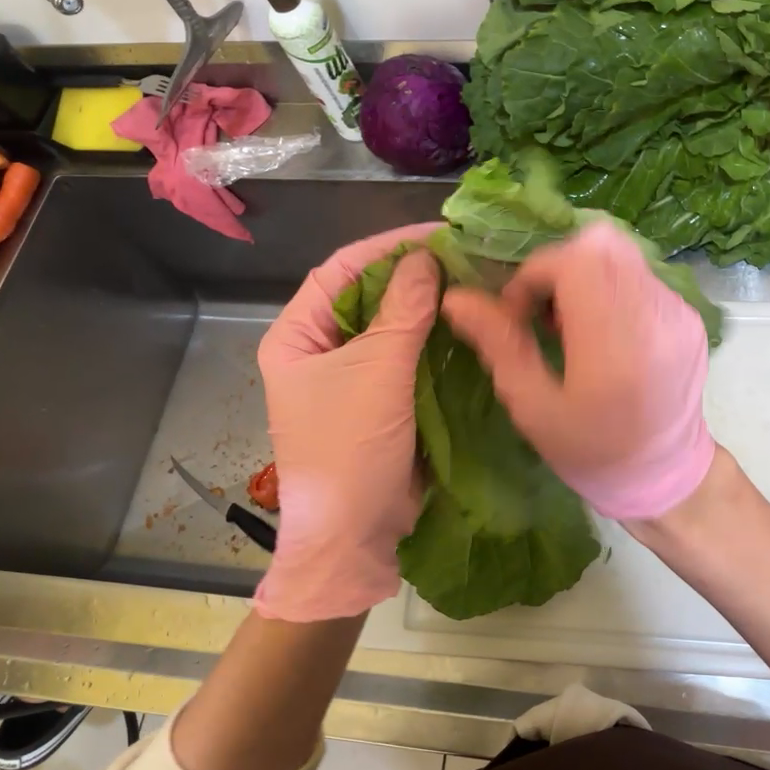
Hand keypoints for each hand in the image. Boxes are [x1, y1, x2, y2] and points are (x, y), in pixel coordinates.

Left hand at [251, 223, 441, 621]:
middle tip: (463, 253)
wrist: (355, 537)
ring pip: (392, 323)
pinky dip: (435, 336)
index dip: (387, 246)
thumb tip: (425, 258)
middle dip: (412, 272)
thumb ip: (403, 311)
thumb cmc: (350, 450)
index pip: (341, 271)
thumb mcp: (377, 373)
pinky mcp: (382, 397)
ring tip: (472, 278)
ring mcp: (352, 374)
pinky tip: (468, 320)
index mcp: (297, 336)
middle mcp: (320, 348)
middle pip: (367, 294)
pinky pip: (409, 354)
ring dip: (428, 303)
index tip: (436, 232)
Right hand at [441, 220, 713, 519]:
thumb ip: (499, 344)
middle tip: (545, 312)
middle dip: (560, 264)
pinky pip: (642, 275)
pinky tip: (604, 331)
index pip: (572, 260)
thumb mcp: (533, 407)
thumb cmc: (590, 452)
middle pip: (600, 243)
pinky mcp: (690, 315)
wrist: (665, 477)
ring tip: (573, 324)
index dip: (533, 275)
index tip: (519, 315)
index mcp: (614, 342)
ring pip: (622, 253)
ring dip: (586, 273)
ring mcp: (678, 311)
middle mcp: (654, 314)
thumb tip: (456, 297)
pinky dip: (612, 287)